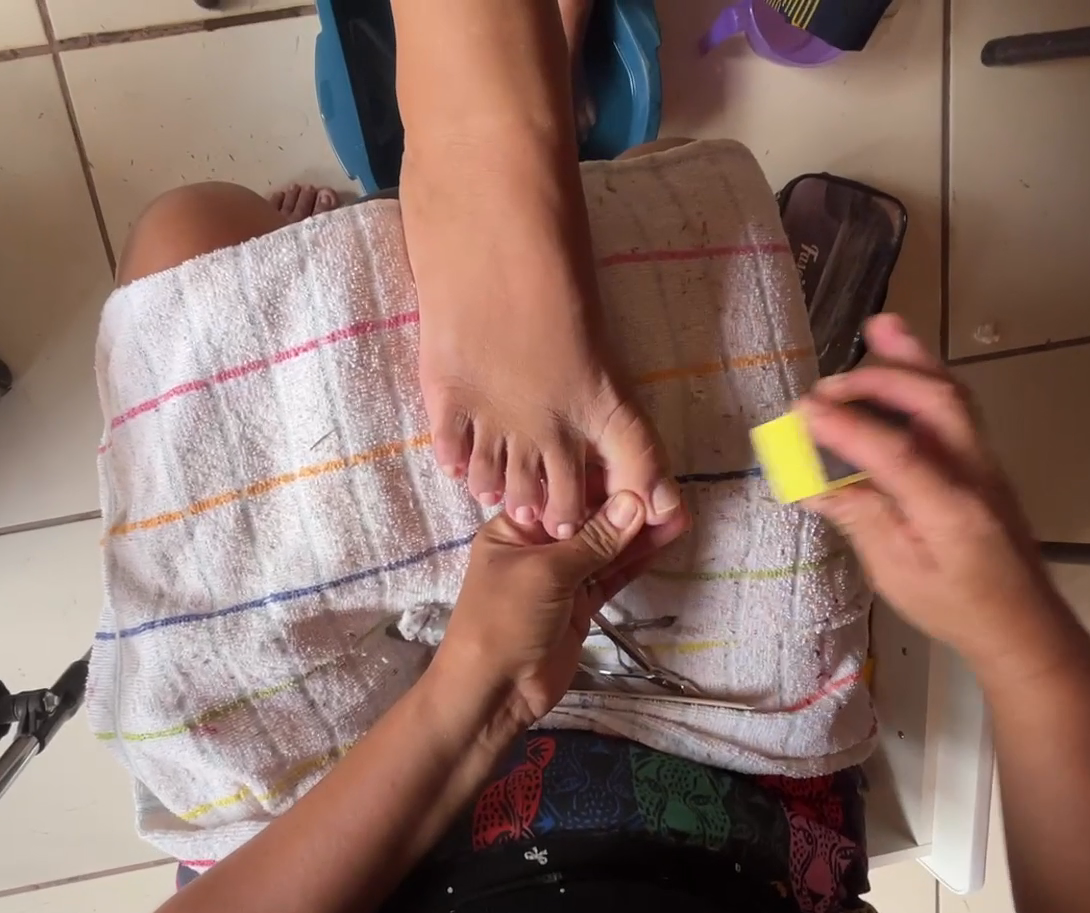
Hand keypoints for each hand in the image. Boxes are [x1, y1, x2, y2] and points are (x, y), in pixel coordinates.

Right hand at [399, 134, 684, 543]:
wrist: (487, 214)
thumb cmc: (554, 245)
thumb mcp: (593, 312)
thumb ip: (600, 376)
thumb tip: (599, 404)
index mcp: (596, 394)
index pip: (634, 460)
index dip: (643, 492)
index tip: (643, 512)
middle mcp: (547, 420)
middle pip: (561, 489)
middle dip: (561, 512)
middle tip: (554, 521)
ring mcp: (492, 414)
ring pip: (502, 480)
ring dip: (508, 493)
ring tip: (508, 501)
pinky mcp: (446, 396)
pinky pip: (454, 452)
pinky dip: (460, 464)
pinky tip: (462, 469)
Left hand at [432, 490, 679, 734]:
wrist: (494, 691)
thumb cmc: (503, 620)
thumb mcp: (545, 573)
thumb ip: (593, 540)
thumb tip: (634, 501)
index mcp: (514, 527)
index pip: (562, 494)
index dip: (600, 482)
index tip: (642, 468)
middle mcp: (537, 547)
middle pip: (586, 519)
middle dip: (626, 508)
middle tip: (670, 492)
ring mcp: (560, 577)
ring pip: (604, 549)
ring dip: (638, 534)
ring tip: (679, 514)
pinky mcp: (579, 604)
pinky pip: (610, 576)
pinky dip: (635, 562)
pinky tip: (663, 542)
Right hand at [797, 315, 1085, 674]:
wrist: (1021, 623)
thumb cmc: (953, 606)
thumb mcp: (896, 571)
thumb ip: (861, 518)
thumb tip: (814, 484)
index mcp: (950, 508)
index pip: (895, 454)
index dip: (845, 428)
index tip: (801, 413)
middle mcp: (973, 472)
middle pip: (934, 403)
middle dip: (878, 381)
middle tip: (824, 387)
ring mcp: (982, 462)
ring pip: (951, 394)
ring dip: (912, 360)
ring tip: (879, 327)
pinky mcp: (980, 462)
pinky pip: (954, 407)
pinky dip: (925, 376)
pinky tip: (904, 363)